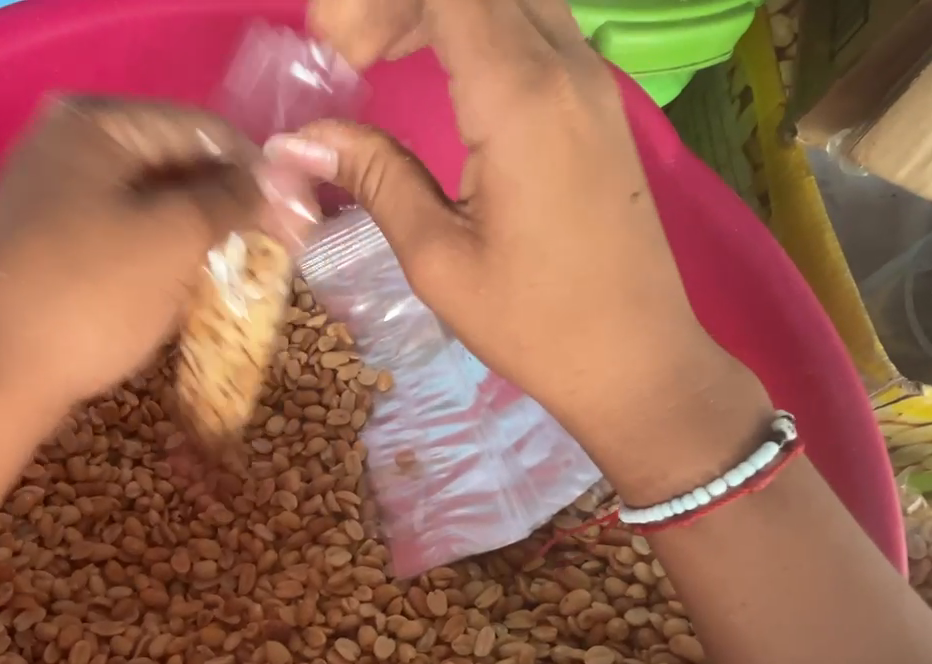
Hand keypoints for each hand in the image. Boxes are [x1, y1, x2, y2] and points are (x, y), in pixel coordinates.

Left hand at [0, 99, 265, 418]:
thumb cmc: (87, 297)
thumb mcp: (171, 241)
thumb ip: (229, 200)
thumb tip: (276, 182)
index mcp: (94, 124)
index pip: (199, 128)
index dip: (255, 170)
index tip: (295, 217)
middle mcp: (62, 145)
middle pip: (169, 163)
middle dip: (224, 206)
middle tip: (268, 251)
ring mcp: (44, 198)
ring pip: (143, 205)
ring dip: (192, 237)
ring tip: (232, 275)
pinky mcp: (38, 249)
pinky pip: (115, 238)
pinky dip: (154, 259)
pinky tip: (178, 292)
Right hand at [280, 0, 772, 495]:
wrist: (636, 360)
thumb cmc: (533, 324)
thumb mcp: (438, 258)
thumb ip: (374, 179)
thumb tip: (295, 142)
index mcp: (520, 96)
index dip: (375, 3)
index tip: (334, 52)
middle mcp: (566, 64)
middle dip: (400, 3)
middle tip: (349, 56)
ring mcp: (593, 79)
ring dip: (440, 9)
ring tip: (382, 60)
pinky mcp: (601, 105)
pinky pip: (536, 26)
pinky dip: (479, 28)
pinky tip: (442, 78)